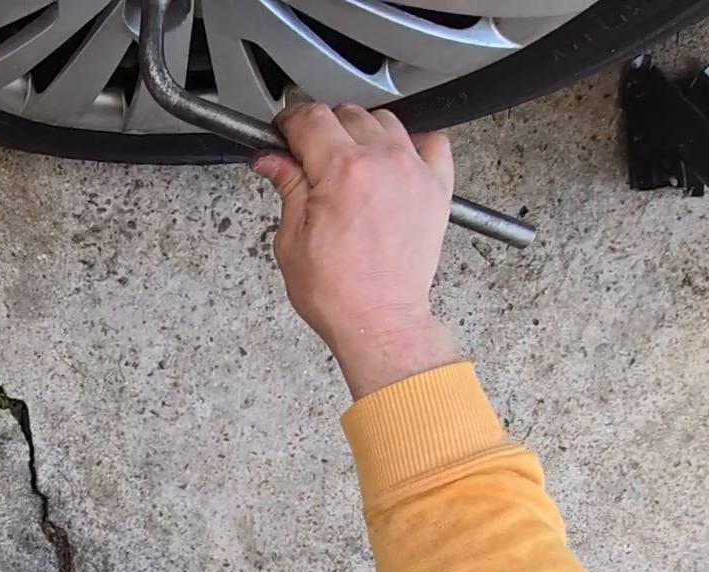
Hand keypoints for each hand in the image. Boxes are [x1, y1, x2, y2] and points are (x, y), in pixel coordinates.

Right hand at [254, 105, 459, 398]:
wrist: (378, 320)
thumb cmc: (336, 292)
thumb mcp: (291, 240)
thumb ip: (287, 188)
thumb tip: (271, 159)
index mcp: (341, 171)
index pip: (310, 119)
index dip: (288, 122)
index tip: (281, 133)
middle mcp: (383, 161)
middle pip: (347, 115)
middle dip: (322, 130)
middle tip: (308, 160)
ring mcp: (415, 170)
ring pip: (385, 122)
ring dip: (361, 134)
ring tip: (346, 167)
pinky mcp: (437, 187)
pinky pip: (429, 141)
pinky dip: (408, 145)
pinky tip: (390, 166)